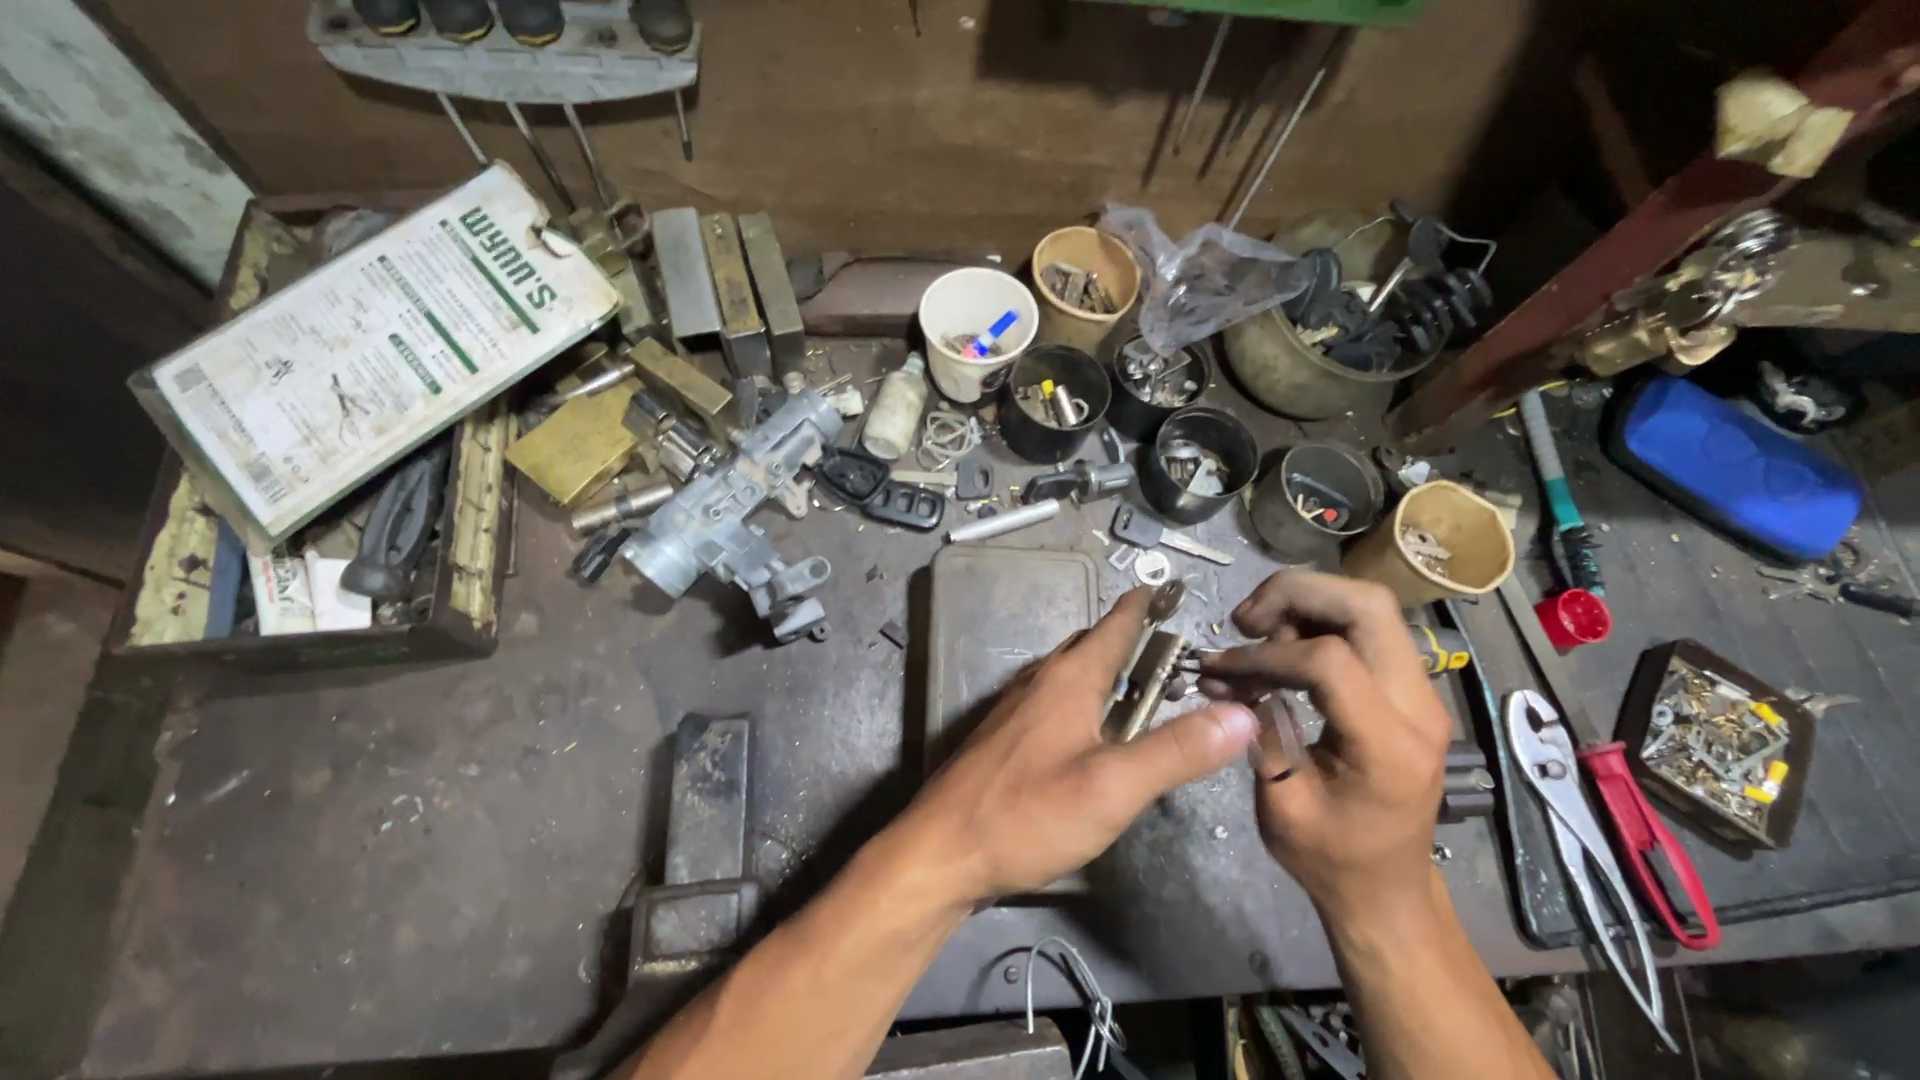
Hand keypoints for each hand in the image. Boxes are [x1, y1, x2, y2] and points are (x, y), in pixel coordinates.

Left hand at [894, 587, 1259, 903]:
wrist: (940, 854)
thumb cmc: (1026, 815)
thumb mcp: (1112, 787)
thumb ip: (1176, 751)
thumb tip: (1242, 714)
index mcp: (1067, 680)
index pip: (1114, 626)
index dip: (1144, 607)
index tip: (1170, 590)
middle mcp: (1038, 684)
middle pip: (1090, 648)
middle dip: (1129, 641)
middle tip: (1172, 653)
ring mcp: (1015, 713)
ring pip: (1069, 677)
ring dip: (1106, 674)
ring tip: (1142, 692)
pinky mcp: (1004, 743)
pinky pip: (1053, 705)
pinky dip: (1084, 704)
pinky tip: (1093, 737)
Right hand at [1199, 571, 1451, 923]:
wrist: (1387, 888)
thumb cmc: (1330, 858)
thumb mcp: (1279, 803)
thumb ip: (1259, 729)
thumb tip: (1227, 673)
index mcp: (1388, 746)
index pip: (1329, 660)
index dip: (1266, 654)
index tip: (1224, 670)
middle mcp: (1418, 706)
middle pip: (1367, 606)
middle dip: (1295, 594)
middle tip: (1246, 621)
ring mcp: (1421, 692)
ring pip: (1369, 606)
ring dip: (1305, 601)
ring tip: (1257, 630)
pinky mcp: (1408, 688)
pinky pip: (1367, 629)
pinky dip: (1317, 620)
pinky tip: (1280, 647)